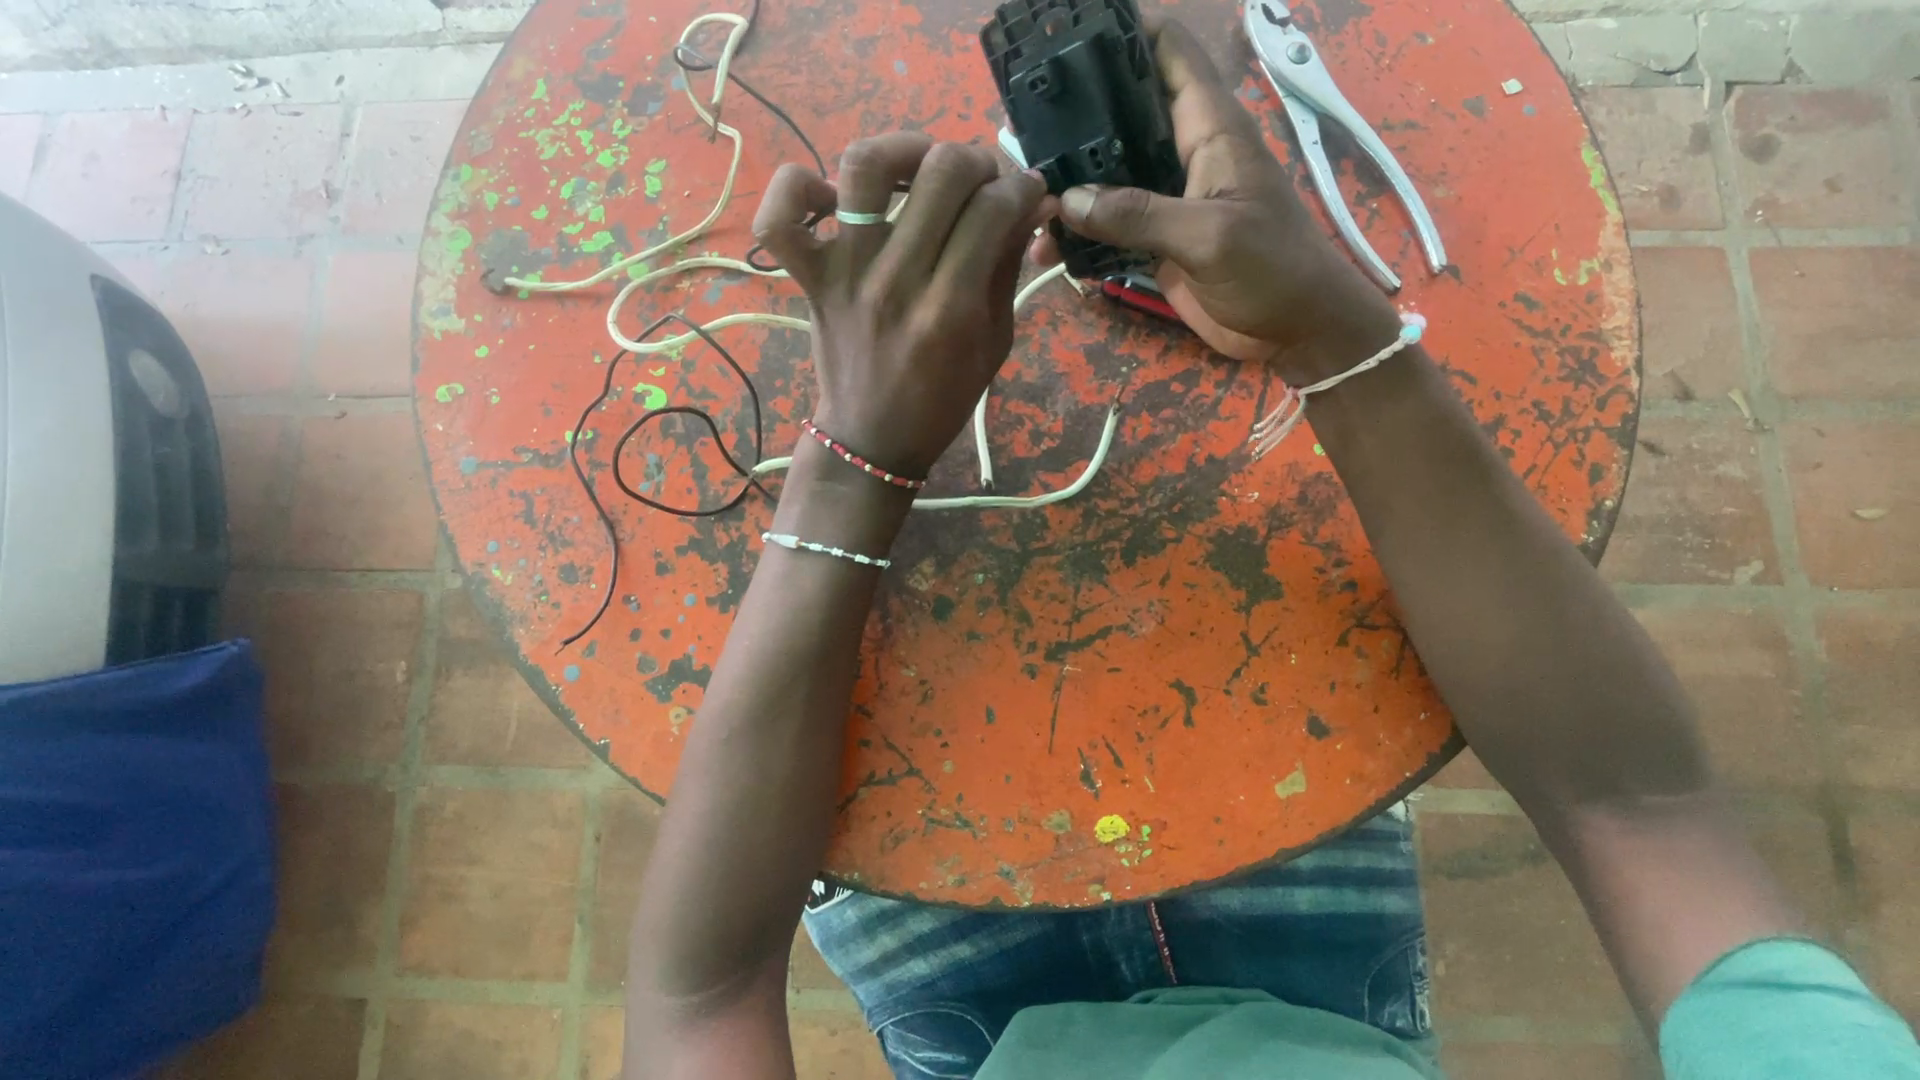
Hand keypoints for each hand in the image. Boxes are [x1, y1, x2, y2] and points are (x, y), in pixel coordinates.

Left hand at [753, 135, 1049, 476]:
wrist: (872, 440)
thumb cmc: (942, 399)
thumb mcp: (995, 342)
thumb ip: (1007, 269)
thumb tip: (1027, 202)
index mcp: (953, 308)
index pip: (994, 209)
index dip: (1021, 188)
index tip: (1026, 194)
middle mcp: (898, 282)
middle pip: (940, 172)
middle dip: (976, 161)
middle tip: (981, 182)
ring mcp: (847, 276)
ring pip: (864, 167)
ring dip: (901, 149)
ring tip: (918, 168)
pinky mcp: (811, 280)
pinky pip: (780, 220)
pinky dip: (796, 189)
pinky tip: (833, 196)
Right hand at [1031, 17, 1399, 382]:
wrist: (1296, 331)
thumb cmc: (1273, 270)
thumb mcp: (1210, 236)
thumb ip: (1140, 215)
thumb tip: (1069, 201)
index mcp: (1210, 129)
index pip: (1169, 53)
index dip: (1125, 32)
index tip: (1067, 37)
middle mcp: (1183, 154)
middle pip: (1124, 115)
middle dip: (1077, 115)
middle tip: (1021, 122)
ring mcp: (1168, 199)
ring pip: (1108, 176)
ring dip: (1070, 187)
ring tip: (1025, 198)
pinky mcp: (1157, 241)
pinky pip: (1109, 228)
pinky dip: (1079, 236)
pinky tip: (1047, 248)